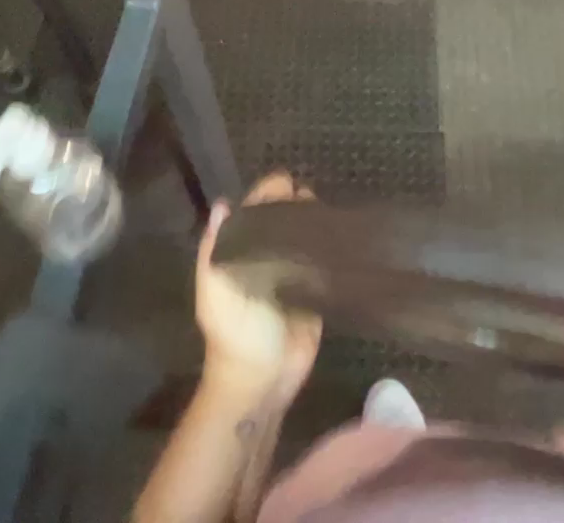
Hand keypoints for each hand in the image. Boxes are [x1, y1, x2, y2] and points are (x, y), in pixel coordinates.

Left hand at [195, 173, 322, 405]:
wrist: (262, 381)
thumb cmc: (235, 334)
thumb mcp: (216, 290)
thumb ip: (217, 249)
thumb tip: (224, 204)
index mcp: (240, 253)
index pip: (255, 212)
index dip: (268, 194)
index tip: (289, 181)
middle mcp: (267, 257)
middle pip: (284, 219)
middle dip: (298, 204)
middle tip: (315, 199)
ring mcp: (295, 273)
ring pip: (307, 236)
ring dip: (317, 222)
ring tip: (333, 214)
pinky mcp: (318, 291)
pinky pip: (326, 262)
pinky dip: (333, 248)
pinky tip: (347, 236)